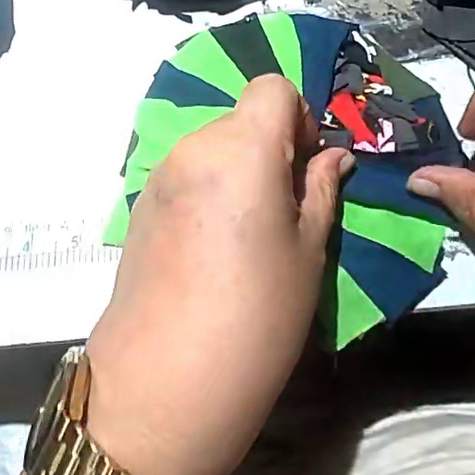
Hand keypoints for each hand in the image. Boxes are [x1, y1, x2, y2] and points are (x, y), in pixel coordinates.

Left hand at [84, 74, 350, 474]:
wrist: (163, 386)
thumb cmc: (256, 314)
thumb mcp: (308, 250)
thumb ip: (321, 188)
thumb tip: (333, 156)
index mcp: (241, 150)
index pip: (272, 88)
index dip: (297, 116)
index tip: (305, 164)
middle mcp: (194, 148)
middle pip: (243, 116)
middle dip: (272, 144)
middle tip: (286, 203)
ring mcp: (160, 175)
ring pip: (216, 144)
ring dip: (242, 167)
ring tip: (251, 229)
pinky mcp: (141, 204)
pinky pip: (190, 173)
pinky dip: (213, 186)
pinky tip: (216, 243)